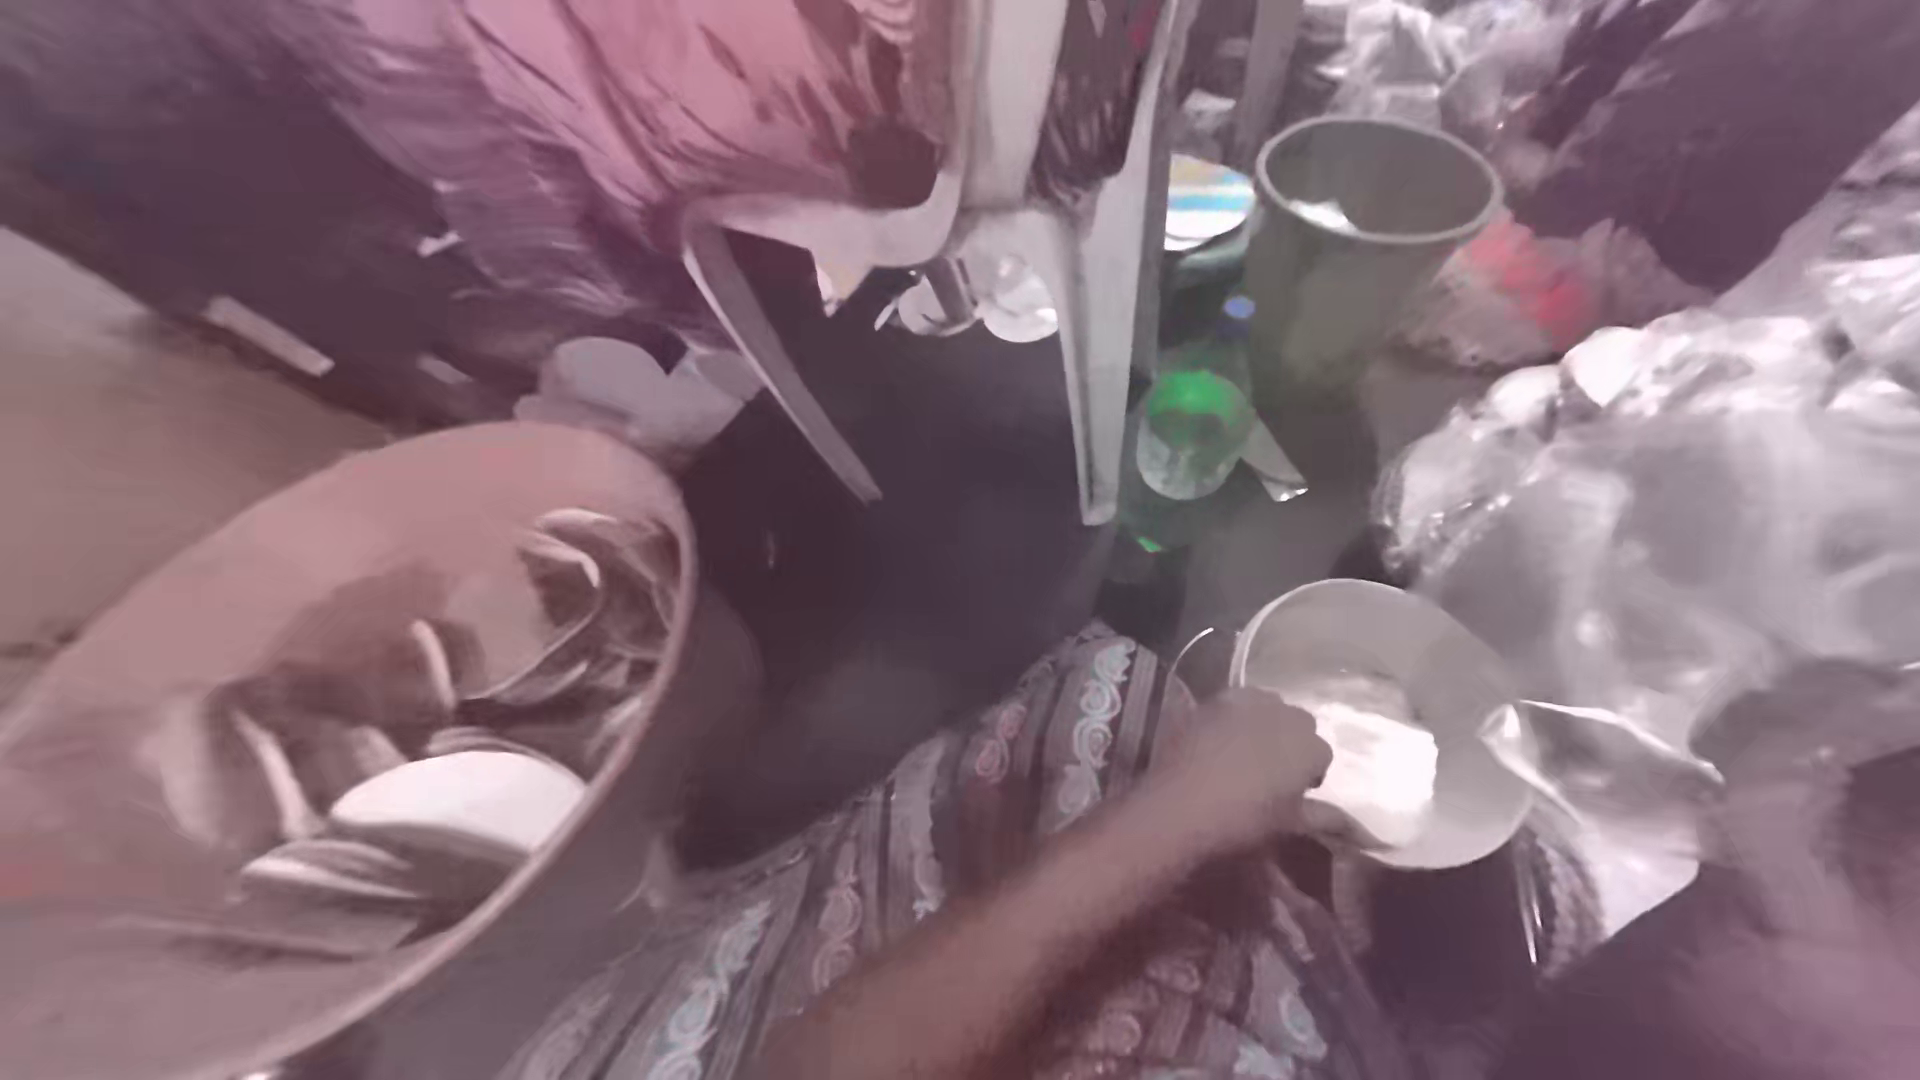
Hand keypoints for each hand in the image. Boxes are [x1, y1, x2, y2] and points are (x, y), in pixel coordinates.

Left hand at [1152, 688, 1330, 853]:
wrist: (1180, 804)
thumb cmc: (1243, 819)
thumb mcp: (1291, 824)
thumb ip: (1325, 818)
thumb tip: (1364, 833)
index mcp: (1308, 745)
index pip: (1322, 752)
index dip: (1309, 772)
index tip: (1294, 790)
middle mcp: (1279, 713)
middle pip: (1297, 720)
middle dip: (1291, 739)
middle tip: (1272, 768)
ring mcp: (1241, 701)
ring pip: (1265, 702)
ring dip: (1264, 720)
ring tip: (1245, 748)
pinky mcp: (1209, 700)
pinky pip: (1231, 701)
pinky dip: (1232, 714)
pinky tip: (1218, 737)